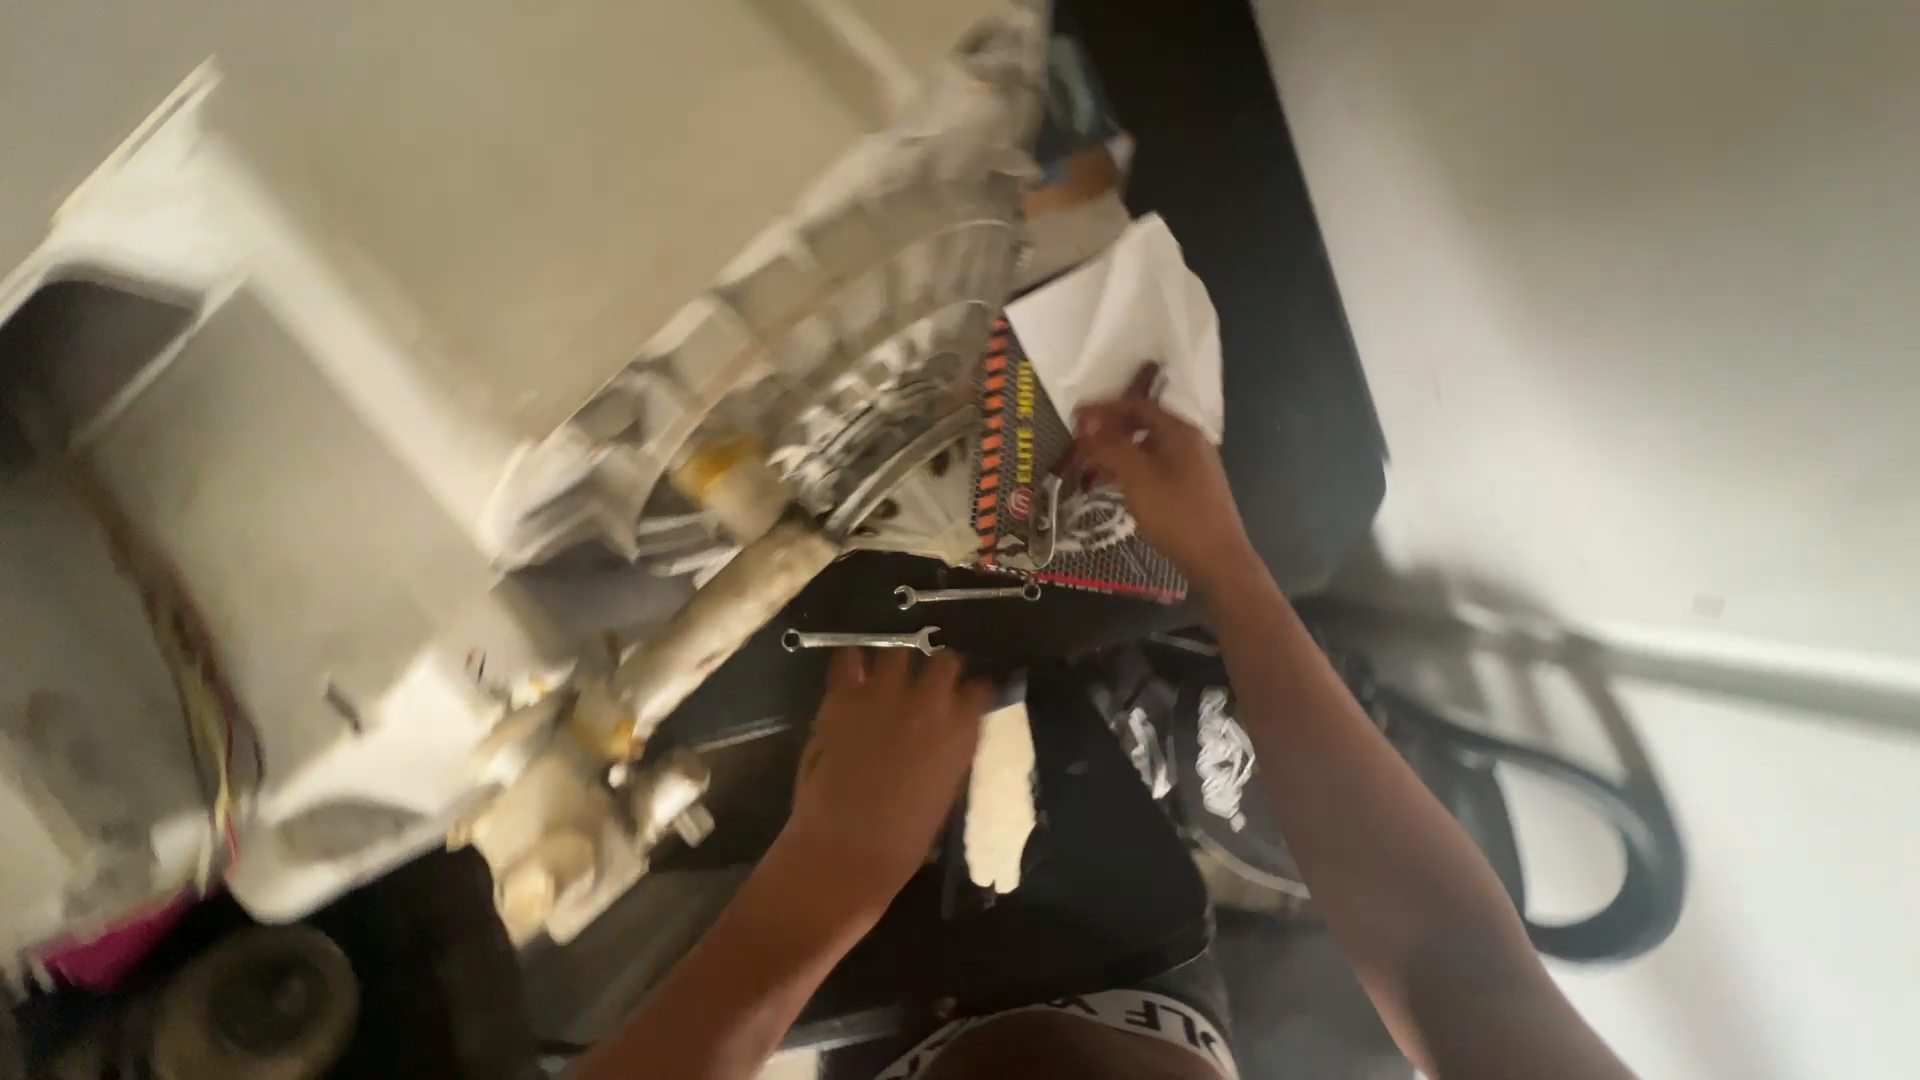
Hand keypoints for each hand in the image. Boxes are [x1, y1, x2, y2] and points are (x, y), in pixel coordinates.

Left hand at [779, 648, 991, 907]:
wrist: (846, 852)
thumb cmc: (904, 841)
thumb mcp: (945, 792)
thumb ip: (948, 752)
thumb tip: (944, 734)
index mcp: (961, 733)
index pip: (979, 689)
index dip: (970, 690)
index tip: (964, 693)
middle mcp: (930, 705)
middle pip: (945, 661)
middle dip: (938, 668)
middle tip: (926, 681)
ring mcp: (885, 696)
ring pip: (897, 652)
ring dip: (896, 664)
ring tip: (887, 677)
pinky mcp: (844, 698)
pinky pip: (848, 659)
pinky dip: (851, 662)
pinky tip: (852, 673)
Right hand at [1072, 398, 1257, 590]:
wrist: (1217, 558)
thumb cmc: (1176, 514)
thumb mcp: (1137, 477)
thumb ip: (1111, 447)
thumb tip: (1087, 424)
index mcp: (1180, 432)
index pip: (1138, 405)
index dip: (1104, 409)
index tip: (1076, 417)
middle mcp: (1189, 442)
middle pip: (1143, 425)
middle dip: (1109, 432)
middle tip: (1081, 443)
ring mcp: (1193, 465)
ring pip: (1148, 449)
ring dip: (1117, 454)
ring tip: (1090, 467)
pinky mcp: (1191, 487)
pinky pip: (1155, 468)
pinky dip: (1131, 471)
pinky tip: (1115, 486)